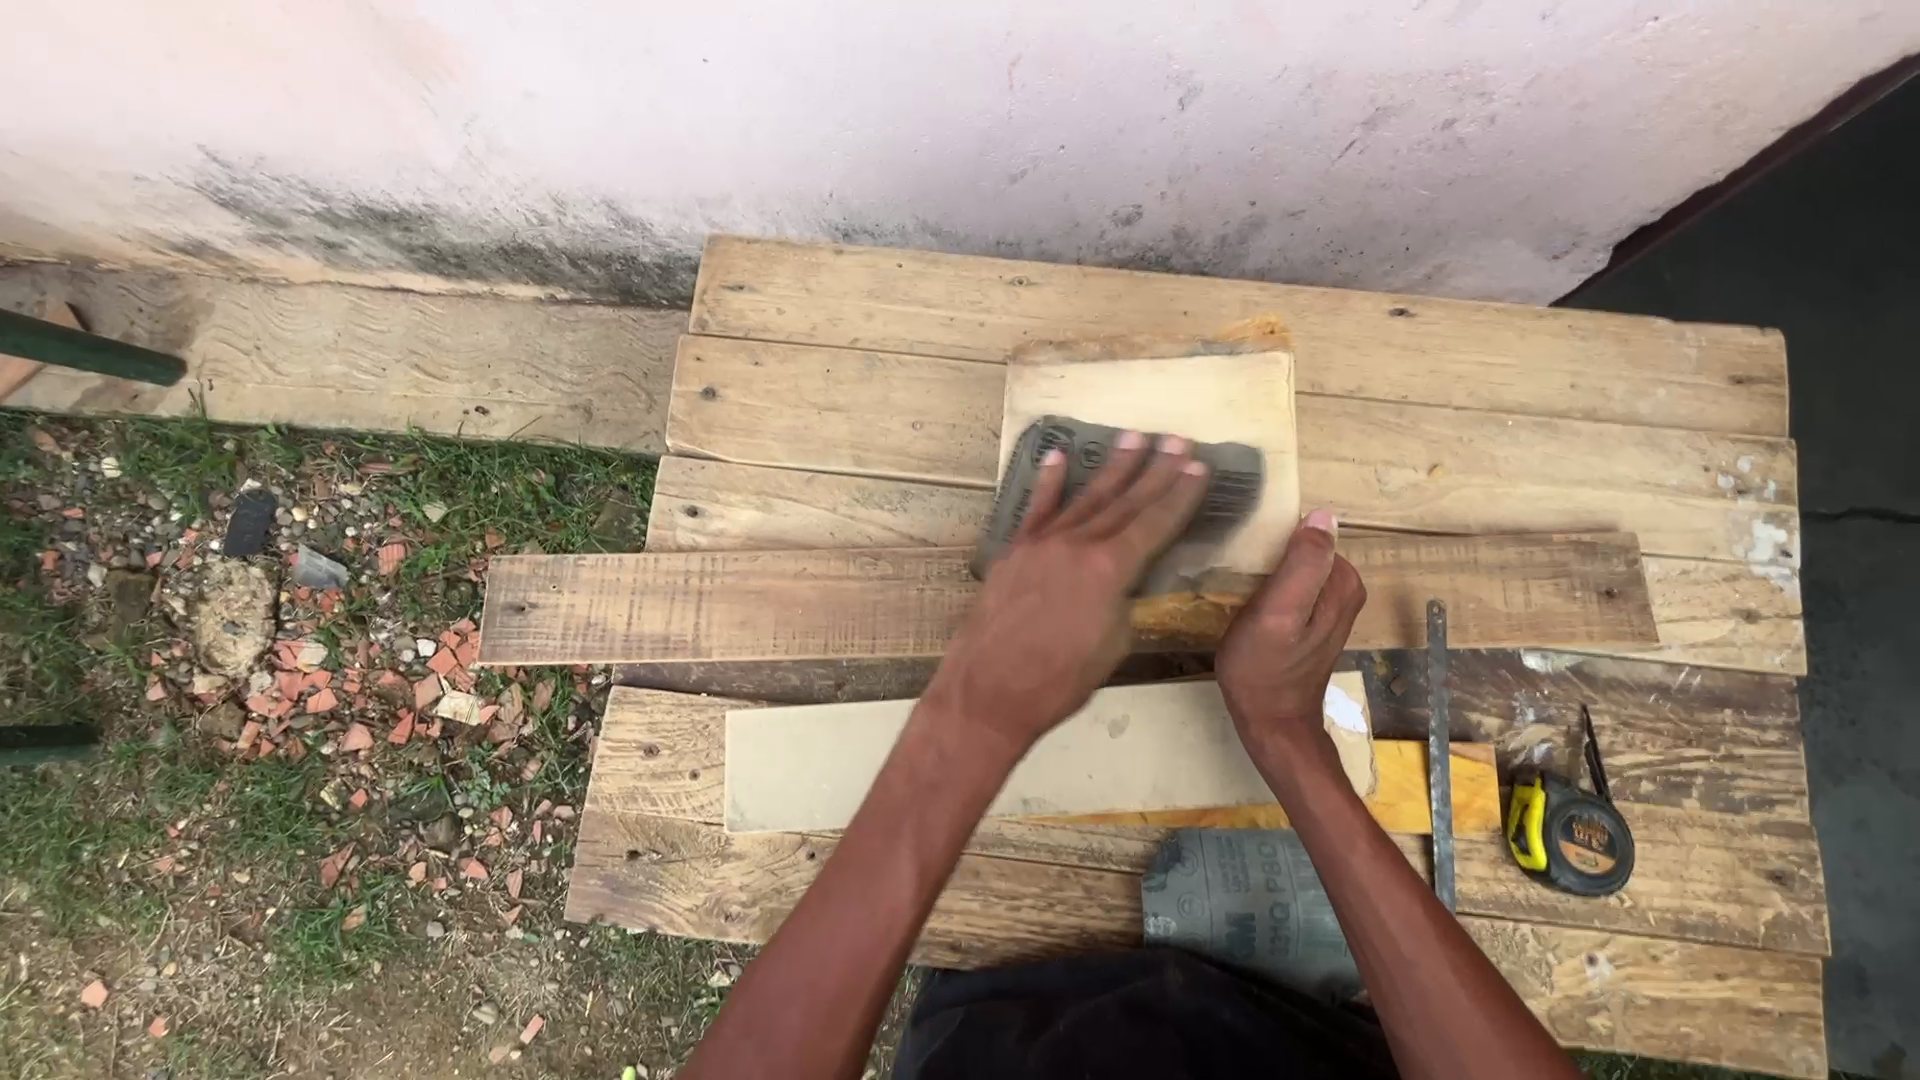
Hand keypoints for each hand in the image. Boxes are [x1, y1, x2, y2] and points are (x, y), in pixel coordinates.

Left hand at [922, 431, 1210, 757]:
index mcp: (1108, 570)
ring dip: (1111, 468)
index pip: (1154, 524)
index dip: (1180, 496)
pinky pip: (1036, 509)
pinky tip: (1059, 456)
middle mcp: (1076, 545)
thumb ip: (1123, 603)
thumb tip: (1124, 582)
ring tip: (1133, 436)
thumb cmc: (1059, 681)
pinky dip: (1049, 483)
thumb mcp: (1112, 646)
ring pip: (1084, 498)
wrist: (989, 689)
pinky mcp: (1014, 551)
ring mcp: (1041, 544)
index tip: (1199, 467)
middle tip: (1177, 440)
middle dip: (1154, 469)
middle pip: (1124, 501)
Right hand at [1215, 509, 1366, 758]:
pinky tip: (1244, 597)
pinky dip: (1267, 586)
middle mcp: (1343, 590)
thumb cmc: (1265, 670)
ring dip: (1265, 568)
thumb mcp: (1278, 613)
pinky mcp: (1309, 621)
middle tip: (1233, 567)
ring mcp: (1328, 607)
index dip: (1275, 536)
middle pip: (1303, 548)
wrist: (1270, 722)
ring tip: (1234, 580)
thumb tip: (1323, 514)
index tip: (1242, 549)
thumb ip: (1302, 565)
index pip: (1311, 534)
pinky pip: (1289, 586)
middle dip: (1269, 550)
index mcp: (1343, 583)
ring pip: (1294, 567)